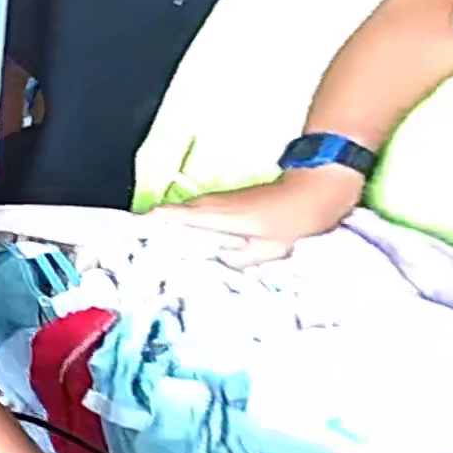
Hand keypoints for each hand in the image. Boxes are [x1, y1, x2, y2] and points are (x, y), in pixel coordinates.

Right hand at [147, 167, 364, 267]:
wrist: (318, 187)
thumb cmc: (298, 216)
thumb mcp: (275, 247)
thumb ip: (242, 259)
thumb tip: (219, 264)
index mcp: (211, 215)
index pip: (162, 215)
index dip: (143, 227)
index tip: (134, 243)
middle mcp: (205, 204)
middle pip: (167, 217)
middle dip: (157, 234)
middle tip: (156, 257)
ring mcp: (213, 200)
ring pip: (181, 216)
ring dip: (176, 232)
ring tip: (177, 254)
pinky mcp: (223, 201)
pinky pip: (196, 215)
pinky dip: (193, 228)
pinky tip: (203, 244)